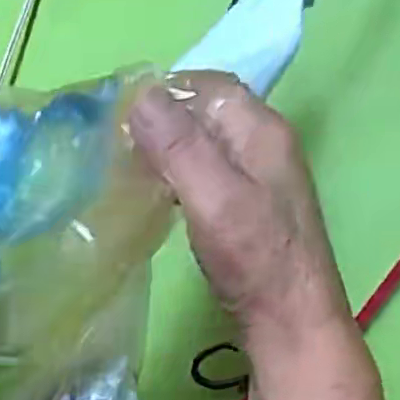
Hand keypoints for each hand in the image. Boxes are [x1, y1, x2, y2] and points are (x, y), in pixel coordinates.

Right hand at [128, 71, 349, 344]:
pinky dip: (175, 173)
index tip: (116, 108)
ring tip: (124, 163)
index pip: (209, 85)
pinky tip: (154, 193)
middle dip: (160, 117)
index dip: (164, 89)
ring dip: (165, 147)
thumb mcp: (213, 197)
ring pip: (204, 144)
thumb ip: (179, 147)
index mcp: (261, 131)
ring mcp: (256, 177)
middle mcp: (263, 145)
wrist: (286, 314)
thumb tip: (141, 97)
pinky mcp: (244, 207)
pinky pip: (204, 173)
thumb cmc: (253, 256)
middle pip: (206, 113)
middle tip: (112, 139)